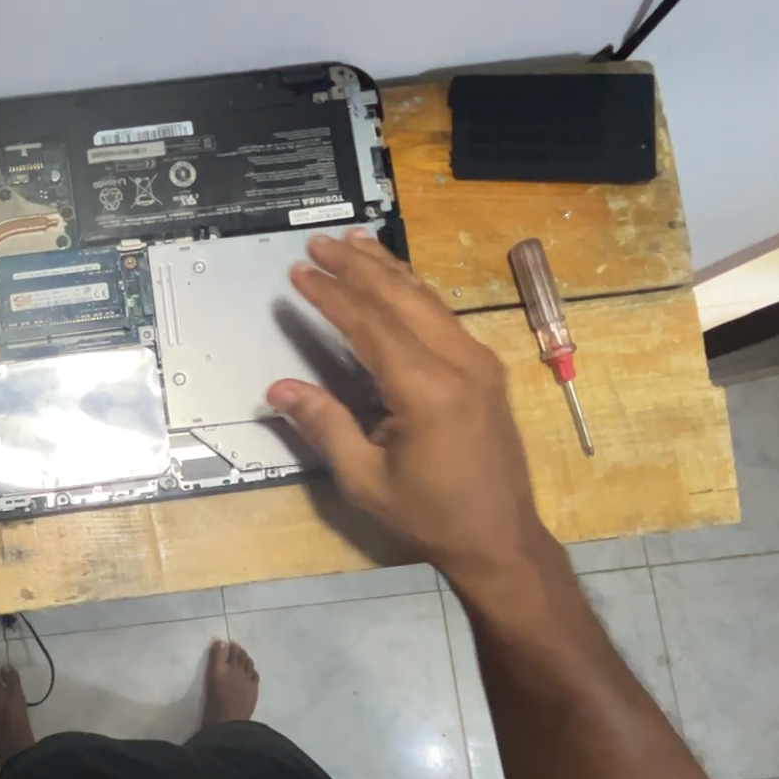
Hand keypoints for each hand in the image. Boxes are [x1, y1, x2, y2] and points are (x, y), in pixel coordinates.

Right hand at [267, 229, 554, 587]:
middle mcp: (459, 363)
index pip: (370, 325)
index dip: (331, 295)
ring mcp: (478, 362)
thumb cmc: (427, 514)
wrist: (499, 536)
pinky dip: (413, 292)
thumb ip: (325, 426)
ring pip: (427, 300)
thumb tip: (279, 388)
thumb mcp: (364, 479)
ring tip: (353, 242)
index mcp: (427, 390)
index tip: (299, 272)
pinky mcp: (484, 370)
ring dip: (387, 269)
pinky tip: (396, 281)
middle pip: (401, 299)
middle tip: (318, 243)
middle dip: (356, 267)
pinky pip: (442, 317)